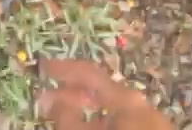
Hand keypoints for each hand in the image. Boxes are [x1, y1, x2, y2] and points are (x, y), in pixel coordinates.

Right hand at [36, 60, 171, 129]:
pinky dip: (103, 122)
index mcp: (126, 98)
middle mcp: (139, 103)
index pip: (88, 72)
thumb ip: (67, 117)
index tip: (41, 69)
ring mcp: (151, 120)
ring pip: (111, 109)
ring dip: (86, 111)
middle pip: (100, 90)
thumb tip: (47, 98)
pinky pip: (124, 121)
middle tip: (48, 100)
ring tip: (65, 118)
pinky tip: (90, 127)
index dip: (61, 68)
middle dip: (71, 93)